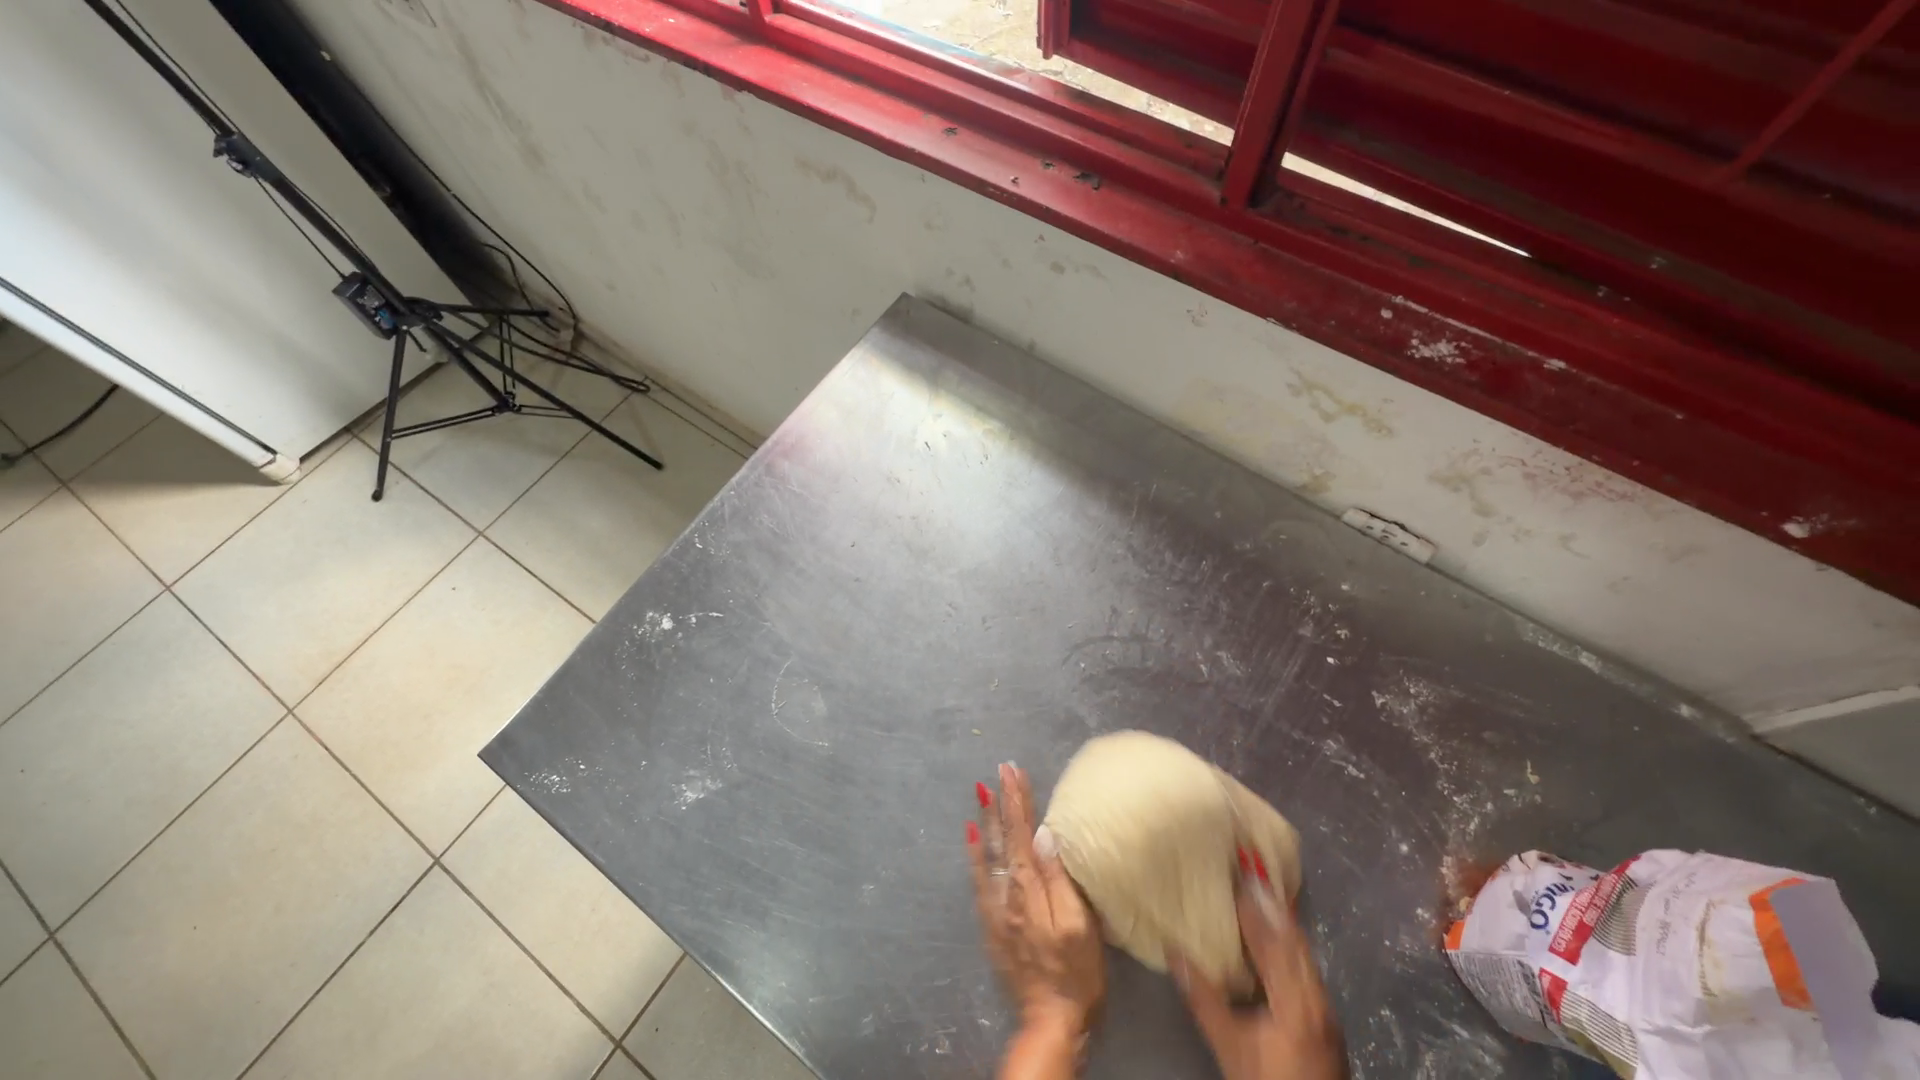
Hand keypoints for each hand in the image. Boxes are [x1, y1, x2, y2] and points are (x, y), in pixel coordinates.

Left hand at [967, 762, 1104, 1039]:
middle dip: (1000, 803)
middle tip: (996, 772)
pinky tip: (971, 838)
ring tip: (981, 793)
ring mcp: (996, 909)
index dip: (1017, 801)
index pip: (1021, 834)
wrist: (1050, 1019)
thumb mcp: (1078, 924)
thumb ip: (1058, 878)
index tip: (1012, 771)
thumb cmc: (1076, 971)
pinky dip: (974, 854)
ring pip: (987, 854)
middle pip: (1002, 839)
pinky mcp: (992, 924)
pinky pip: (979, 878)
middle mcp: (1007, 893)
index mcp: (1030, 889)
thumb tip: (1043, 834)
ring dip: (985, 821)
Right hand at [1171, 874, 1346, 1079]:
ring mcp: (1326, 1008)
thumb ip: (1204, 999)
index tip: (1240, 873)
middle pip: (1295, 939)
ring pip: (1305, 952)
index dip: (1254, 906)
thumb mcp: (1229, 1046)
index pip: (1270, 940)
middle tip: (1255, 869)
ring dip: (1285, 920)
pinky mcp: (1327, 1018)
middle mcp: (1315, 996)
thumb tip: (1174, 952)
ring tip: (1266, 891)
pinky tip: (1281, 936)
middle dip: (1274, 904)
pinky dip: (1292, 942)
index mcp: (1293, 998)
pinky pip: (1308, 965)